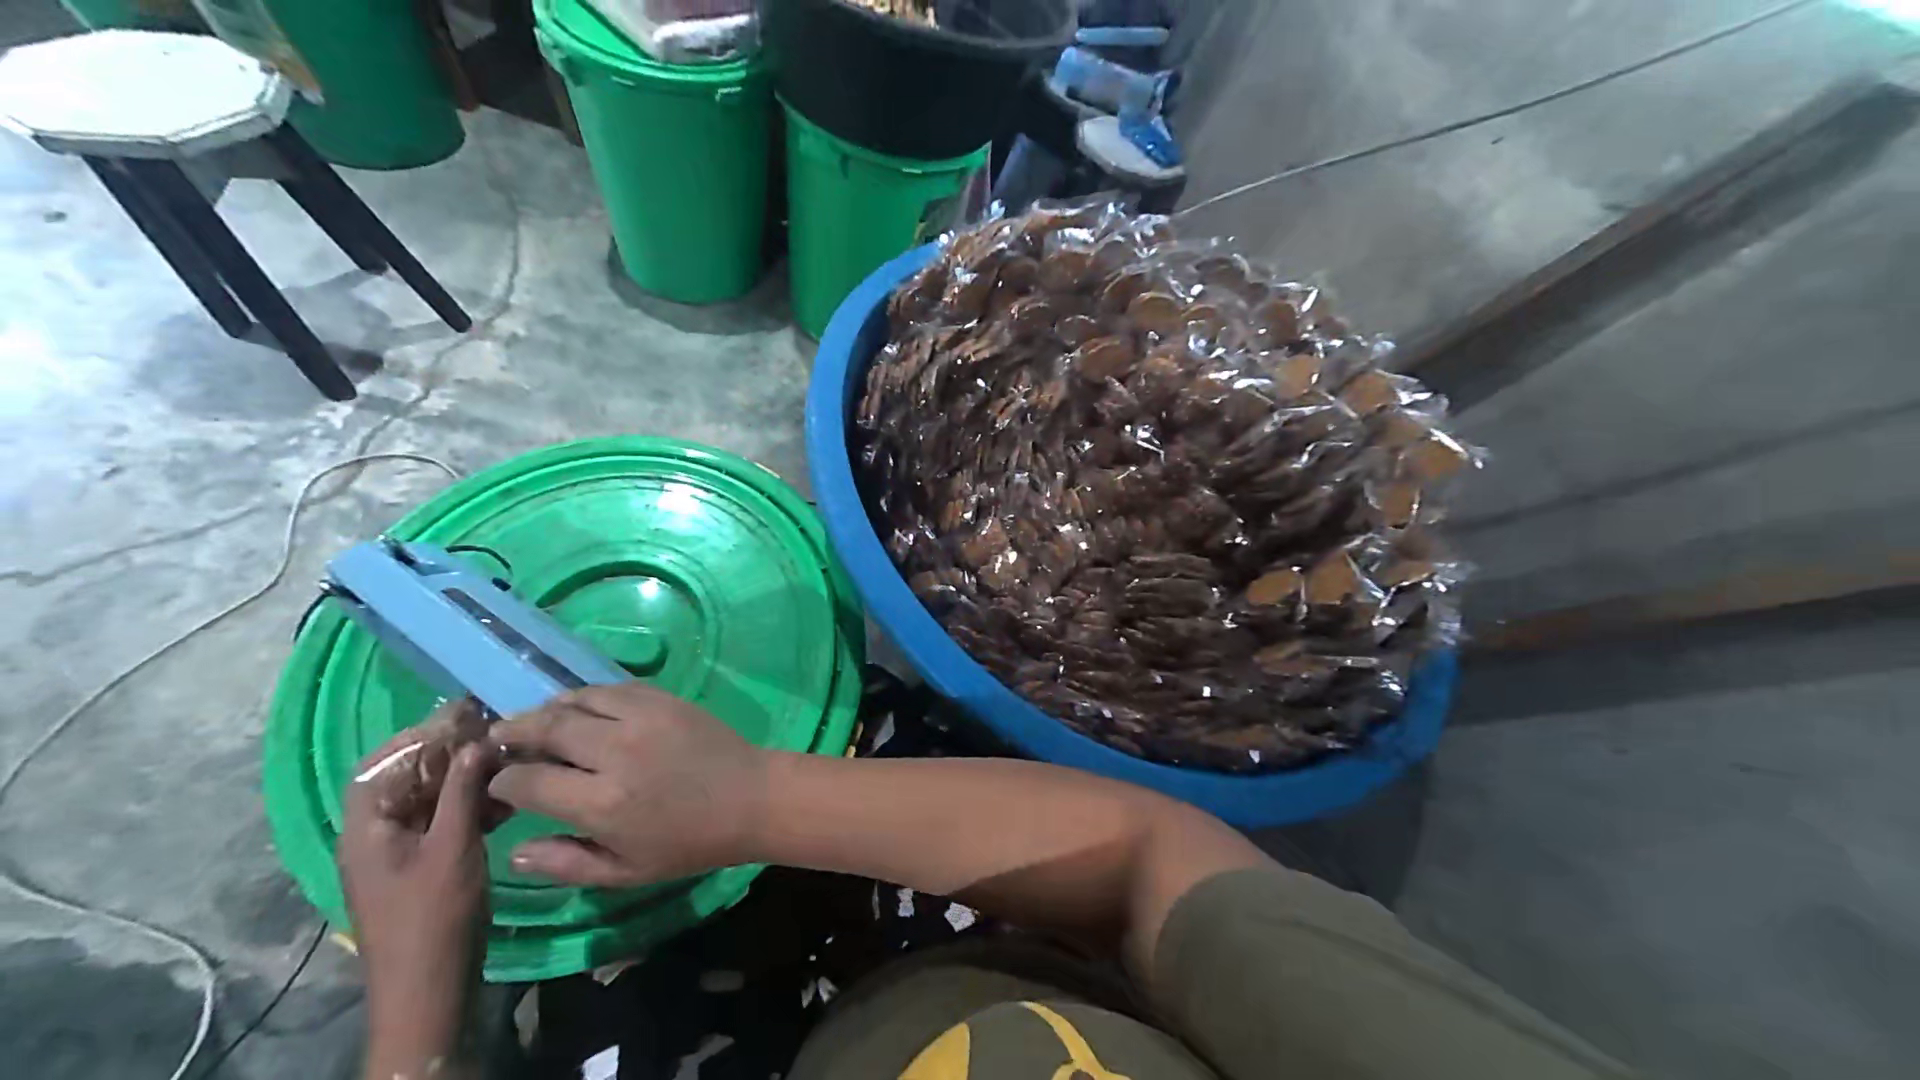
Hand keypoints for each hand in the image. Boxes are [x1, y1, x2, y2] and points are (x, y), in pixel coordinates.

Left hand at [339, 700, 499, 1061]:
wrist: (430, 986)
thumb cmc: (434, 915)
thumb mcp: (452, 848)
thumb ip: (462, 792)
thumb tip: (477, 742)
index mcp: (367, 829)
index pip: (381, 764)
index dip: (418, 734)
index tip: (464, 712)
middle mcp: (380, 833)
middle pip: (408, 776)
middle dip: (449, 749)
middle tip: (495, 726)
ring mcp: (405, 849)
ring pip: (433, 795)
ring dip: (468, 773)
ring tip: (510, 754)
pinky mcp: (430, 861)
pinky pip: (449, 817)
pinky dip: (476, 800)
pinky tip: (511, 793)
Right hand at [488, 684, 769, 886]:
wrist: (750, 798)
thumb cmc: (689, 843)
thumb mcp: (626, 872)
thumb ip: (565, 862)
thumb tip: (514, 847)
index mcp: (601, 802)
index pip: (528, 781)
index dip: (502, 782)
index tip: (497, 784)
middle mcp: (616, 752)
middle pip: (546, 728)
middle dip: (513, 732)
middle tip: (497, 737)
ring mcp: (643, 718)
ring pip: (577, 700)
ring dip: (547, 707)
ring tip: (533, 719)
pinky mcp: (665, 699)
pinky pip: (614, 687)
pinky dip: (587, 694)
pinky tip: (578, 705)